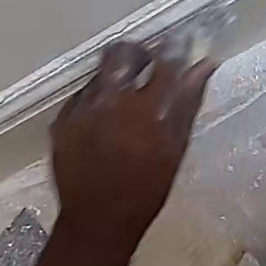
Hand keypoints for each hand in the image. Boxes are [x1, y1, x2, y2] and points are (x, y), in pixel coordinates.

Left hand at [50, 42, 217, 251]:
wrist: (98, 220)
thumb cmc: (146, 189)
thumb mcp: (175, 149)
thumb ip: (187, 103)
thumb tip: (203, 65)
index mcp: (147, 110)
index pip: (165, 61)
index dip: (173, 48)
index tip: (177, 44)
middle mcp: (112, 101)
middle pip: (122, 53)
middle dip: (135, 54)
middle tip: (142, 67)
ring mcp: (82, 109)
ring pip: (99, 74)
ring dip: (113, 80)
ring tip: (120, 103)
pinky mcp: (62, 121)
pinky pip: (80, 98)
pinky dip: (93, 103)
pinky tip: (99, 124)